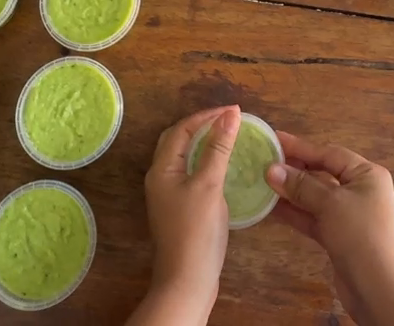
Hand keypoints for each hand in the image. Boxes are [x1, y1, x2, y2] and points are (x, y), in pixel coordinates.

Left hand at [127, 106, 241, 325]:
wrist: (187, 282)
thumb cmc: (196, 230)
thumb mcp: (209, 184)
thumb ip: (218, 148)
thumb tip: (229, 114)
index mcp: (161, 169)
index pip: (182, 129)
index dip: (207, 116)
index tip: (233, 111)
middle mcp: (160, 178)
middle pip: (177, 140)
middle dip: (201, 125)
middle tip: (227, 119)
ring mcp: (168, 195)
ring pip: (183, 157)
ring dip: (203, 143)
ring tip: (226, 136)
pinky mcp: (179, 209)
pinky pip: (190, 173)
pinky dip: (204, 161)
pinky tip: (220, 166)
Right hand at [266, 132, 393, 325]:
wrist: (379, 293)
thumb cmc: (360, 236)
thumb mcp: (330, 205)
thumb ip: (301, 186)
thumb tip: (271, 169)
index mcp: (367, 174)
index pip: (329, 154)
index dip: (301, 147)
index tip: (274, 139)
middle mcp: (360, 190)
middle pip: (322, 173)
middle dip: (294, 170)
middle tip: (264, 162)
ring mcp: (350, 214)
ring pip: (316, 197)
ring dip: (291, 192)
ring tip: (262, 183)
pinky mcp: (340, 236)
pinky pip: (314, 217)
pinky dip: (296, 212)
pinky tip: (272, 208)